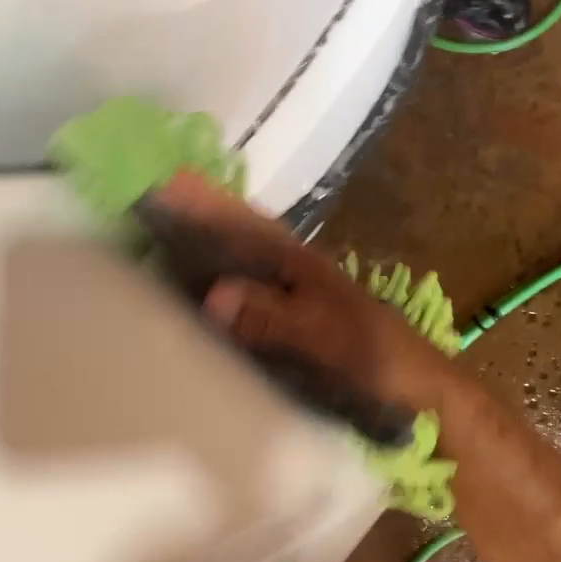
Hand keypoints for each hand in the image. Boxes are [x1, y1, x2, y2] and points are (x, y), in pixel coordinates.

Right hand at [151, 173, 462, 412]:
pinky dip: (218, 281)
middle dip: (196, 214)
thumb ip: (269, 316)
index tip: (164, 179)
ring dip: (205, 244)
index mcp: (296, 261)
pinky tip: (200, 292)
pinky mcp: (290, 315)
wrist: (411, 382)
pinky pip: (245, 289)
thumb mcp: (320, 334)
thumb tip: (213, 296)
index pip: (242, 221)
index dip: (205, 201)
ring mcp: (290, 290)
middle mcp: (289, 266)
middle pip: (236, 230)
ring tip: (159, 235)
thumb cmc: (369, 354)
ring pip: (239, 257)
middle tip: (148, 201)